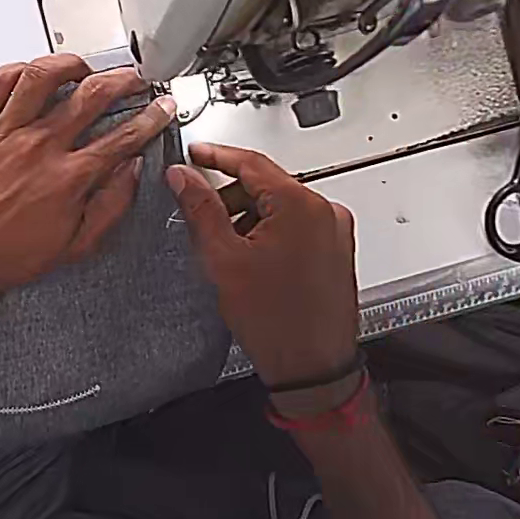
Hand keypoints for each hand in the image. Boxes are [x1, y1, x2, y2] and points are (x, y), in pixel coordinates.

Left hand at [0, 54, 175, 338]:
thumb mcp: (77, 245)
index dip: (152, 117)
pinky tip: (31, 75)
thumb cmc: (9, 255)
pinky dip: (16, 69)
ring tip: (85, 69)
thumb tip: (133, 171)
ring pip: (43, 75)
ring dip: (72, 64)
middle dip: (125, 80)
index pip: (124, 136)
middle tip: (134, 79)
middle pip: (93, 94)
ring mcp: (6, 133)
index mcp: (68, 178)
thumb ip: (113, 205)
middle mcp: (39, 148)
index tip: (160, 108)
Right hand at [166, 142, 358, 388]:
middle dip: (230, 196)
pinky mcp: (335, 249)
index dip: (216, 155)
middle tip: (202, 214)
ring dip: (249, 216)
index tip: (197, 153)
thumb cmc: (278, 321)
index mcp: (300, 205)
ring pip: (280, 205)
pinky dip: (269, 230)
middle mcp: (324, 212)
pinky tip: (250, 258)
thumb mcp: (223, 258)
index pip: (251, 162)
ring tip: (227, 249)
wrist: (311, 365)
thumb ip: (201, 209)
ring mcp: (334, 231)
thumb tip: (184, 177)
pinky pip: (295, 224)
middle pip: (266, 183)